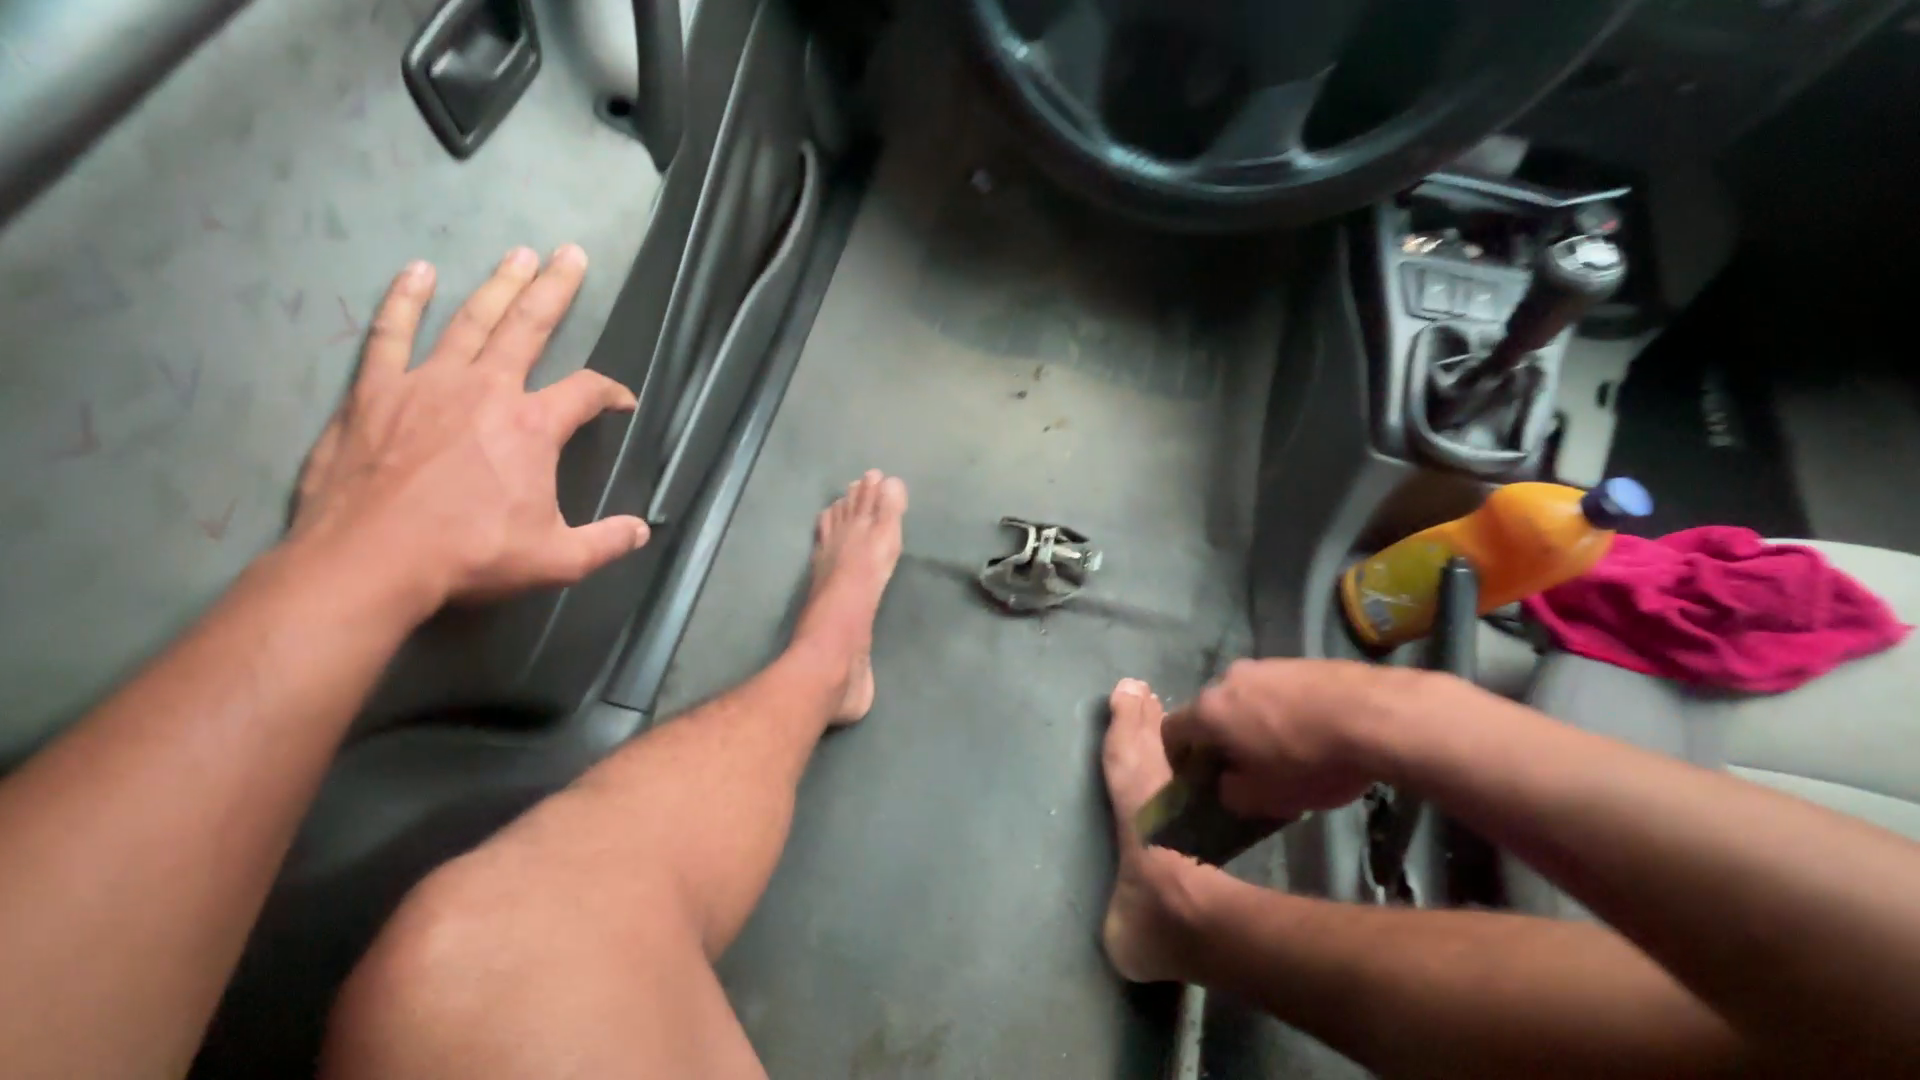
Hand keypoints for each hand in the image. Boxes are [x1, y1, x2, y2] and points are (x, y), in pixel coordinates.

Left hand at [292, 246, 649, 609]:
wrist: (370, 560)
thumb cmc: (470, 556)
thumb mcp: (556, 560)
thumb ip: (605, 542)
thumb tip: (643, 531)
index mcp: (533, 425)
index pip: (586, 392)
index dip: (611, 393)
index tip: (620, 402)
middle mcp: (486, 388)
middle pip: (529, 326)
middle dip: (555, 289)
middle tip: (570, 254)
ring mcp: (427, 383)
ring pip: (470, 320)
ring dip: (497, 285)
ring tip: (517, 253)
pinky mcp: (375, 391)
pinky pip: (391, 334)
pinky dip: (404, 301)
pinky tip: (416, 273)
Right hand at [1162, 659, 1409, 818]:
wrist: (1375, 715)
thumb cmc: (1309, 760)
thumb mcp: (1266, 799)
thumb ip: (1232, 794)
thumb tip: (1226, 784)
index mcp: (1209, 711)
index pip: (1172, 731)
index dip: (1178, 758)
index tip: (1197, 779)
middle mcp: (1227, 679)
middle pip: (1209, 711)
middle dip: (1219, 738)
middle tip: (1243, 766)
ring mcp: (1264, 664)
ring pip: (1243, 697)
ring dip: (1251, 721)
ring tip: (1282, 747)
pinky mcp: (1298, 660)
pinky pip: (1275, 689)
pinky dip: (1280, 708)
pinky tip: (1310, 729)